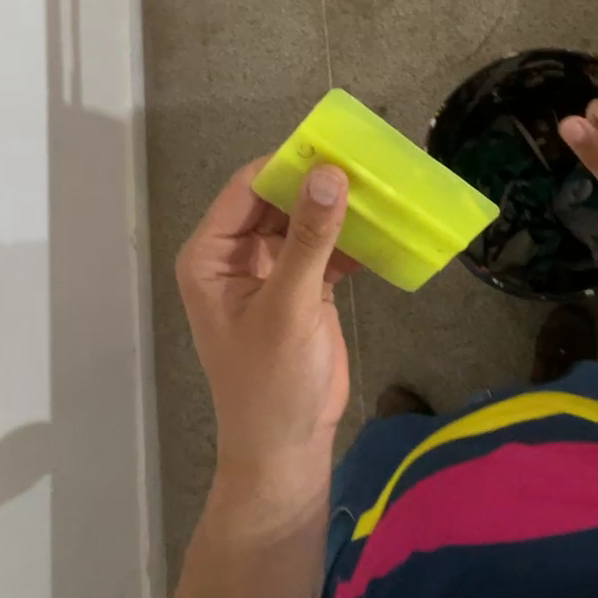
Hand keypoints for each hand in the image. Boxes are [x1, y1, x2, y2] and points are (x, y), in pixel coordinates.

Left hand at [176, 159, 358, 491]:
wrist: (288, 449)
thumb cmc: (271, 382)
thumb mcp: (288, 307)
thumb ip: (309, 239)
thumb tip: (329, 173)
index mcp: (211, 254)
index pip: (246, 188)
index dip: (287, 165)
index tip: (336, 148)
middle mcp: (237, 255)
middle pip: (278, 200)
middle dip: (318, 184)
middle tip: (368, 164)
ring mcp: (272, 271)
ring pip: (306, 222)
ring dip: (340, 210)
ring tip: (384, 188)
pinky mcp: (303, 288)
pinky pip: (326, 249)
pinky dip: (352, 241)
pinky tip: (385, 229)